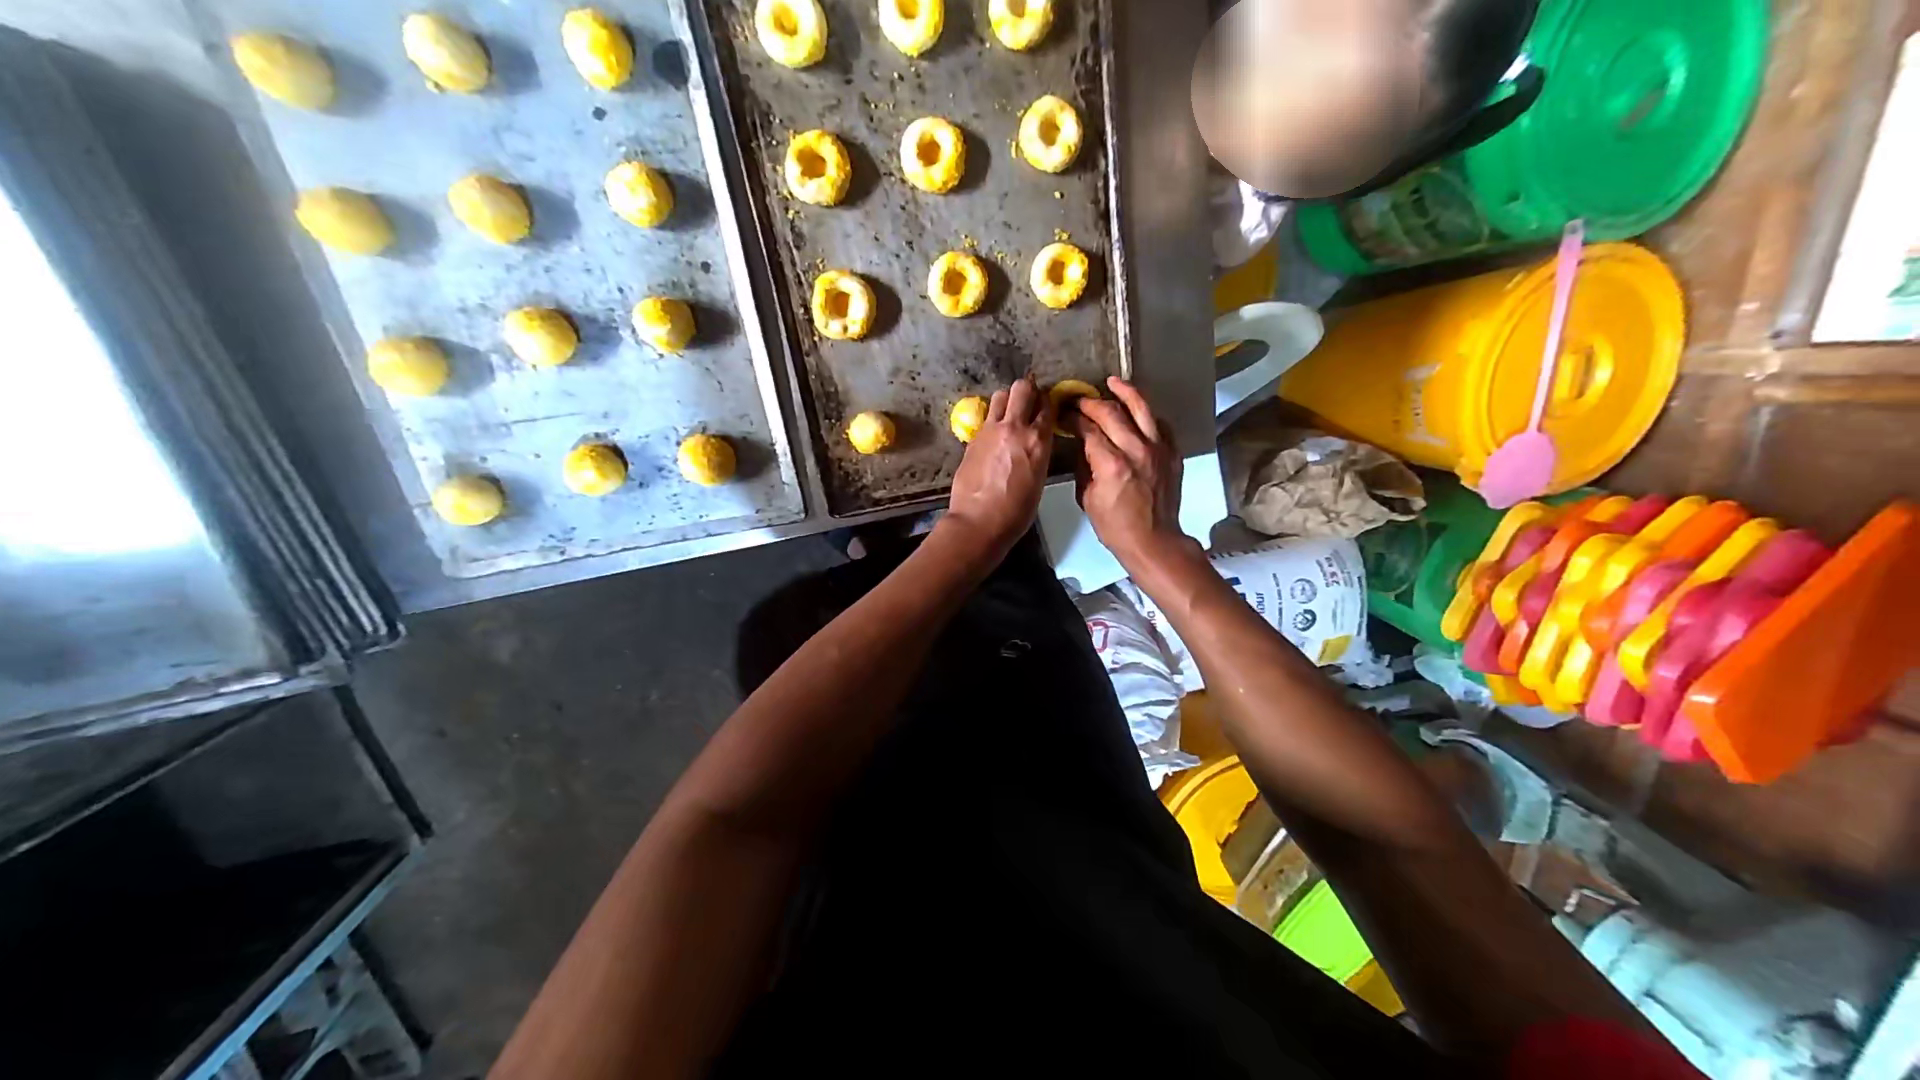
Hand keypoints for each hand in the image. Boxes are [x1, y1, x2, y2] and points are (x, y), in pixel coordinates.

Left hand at [941, 376, 1055, 559]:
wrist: (980, 521)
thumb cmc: (1016, 511)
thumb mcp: (1039, 479)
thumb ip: (1038, 453)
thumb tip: (1035, 444)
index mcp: (1038, 441)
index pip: (1047, 405)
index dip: (1048, 401)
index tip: (1047, 403)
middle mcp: (1015, 428)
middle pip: (1022, 388)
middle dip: (1027, 389)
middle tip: (1029, 399)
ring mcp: (991, 430)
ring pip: (1000, 395)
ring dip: (1007, 399)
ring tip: (1009, 412)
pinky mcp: (973, 438)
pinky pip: (986, 417)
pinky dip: (992, 418)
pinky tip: (994, 432)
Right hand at [1068, 377, 1194, 574]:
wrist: (1154, 540)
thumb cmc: (1115, 526)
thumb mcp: (1088, 498)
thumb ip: (1086, 466)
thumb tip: (1083, 446)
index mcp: (1112, 463)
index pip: (1089, 429)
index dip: (1073, 418)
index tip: (1064, 415)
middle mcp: (1137, 449)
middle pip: (1112, 412)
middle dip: (1091, 403)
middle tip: (1079, 400)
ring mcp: (1159, 449)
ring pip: (1142, 408)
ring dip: (1125, 392)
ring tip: (1112, 382)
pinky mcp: (1172, 453)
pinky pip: (1160, 424)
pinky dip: (1146, 414)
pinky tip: (1137, 411)